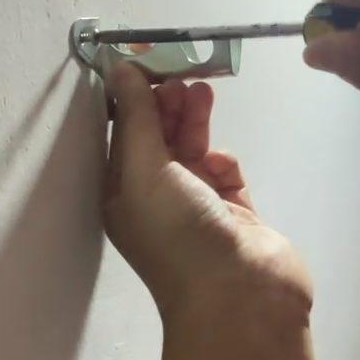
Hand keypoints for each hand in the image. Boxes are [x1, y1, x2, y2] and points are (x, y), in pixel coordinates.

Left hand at [102, 63, 311, 329]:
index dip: (132, 101)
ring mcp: (198, 210)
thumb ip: (137, 118)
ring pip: (192, 153)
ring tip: (201, 89)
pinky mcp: (235, 216)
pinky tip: (221, 160)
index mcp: (124, 198)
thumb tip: (119, 70)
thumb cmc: (179, 233)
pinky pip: (225, 176)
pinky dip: (223, 162)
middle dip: (165, 106)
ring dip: (193, 122)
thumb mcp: (144, 171)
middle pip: (158, 142)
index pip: (122, 140)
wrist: (239, 297)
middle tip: (179, 73)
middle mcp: (157, 203)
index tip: (146, 63)